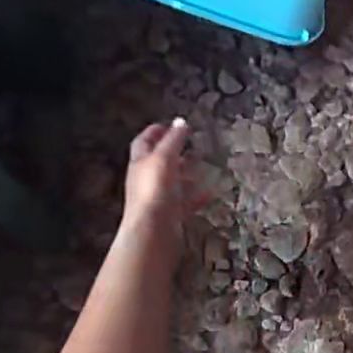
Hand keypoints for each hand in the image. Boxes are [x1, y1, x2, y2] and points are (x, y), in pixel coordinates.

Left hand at [123, 118, 194, 232]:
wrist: (153, 231)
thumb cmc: (154, 190)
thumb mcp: (164, 158)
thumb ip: (174, 140)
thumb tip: (181, 121)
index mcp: (141, 163)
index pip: (144, 142)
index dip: (155, 132)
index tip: (170, 125)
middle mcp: (147, 180)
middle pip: (159, 161)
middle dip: (173, 151)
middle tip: (190, 143)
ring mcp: (159, 198)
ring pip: (174, 181)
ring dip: (186, 172)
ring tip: (202, 165)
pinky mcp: (172, 215)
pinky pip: (186, 202)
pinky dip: (197, 195)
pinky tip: (211, 192)